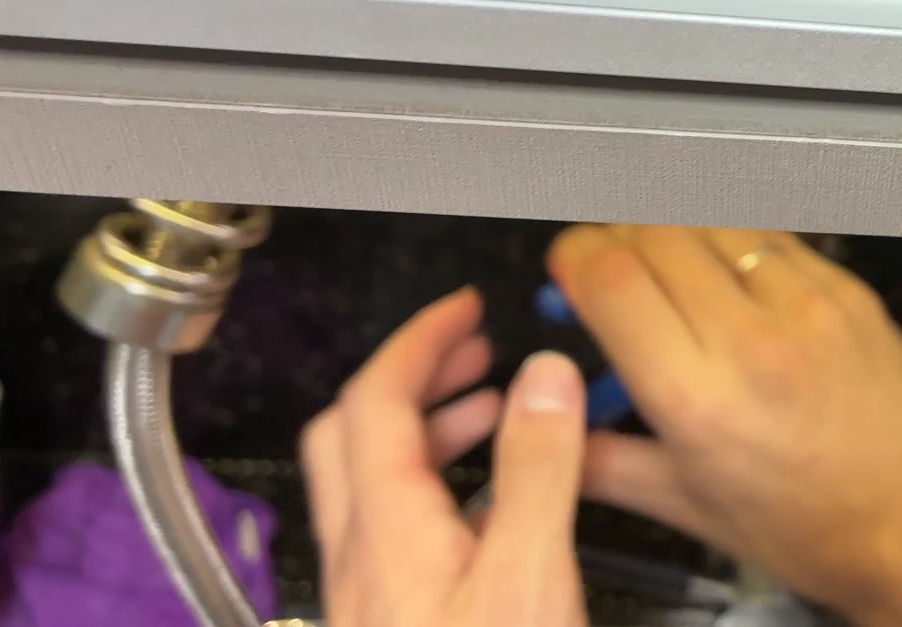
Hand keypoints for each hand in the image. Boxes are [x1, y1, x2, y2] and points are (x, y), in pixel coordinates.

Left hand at [300, 287, 589, 626]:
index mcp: (389, 536)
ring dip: (437, 423)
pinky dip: (456, 477)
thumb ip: (537, 469)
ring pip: (382, 482)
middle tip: (483, 346)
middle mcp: (367, 559)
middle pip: (355, 438)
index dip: (416, 341)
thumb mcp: (528, 578)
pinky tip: (506, 493)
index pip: (373, 406)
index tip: (469, 305)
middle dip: (418, 375)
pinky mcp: (410, 618)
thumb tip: (546, 370)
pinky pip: (415, 524)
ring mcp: (383, 596)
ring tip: (504, 405)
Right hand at [549, 225, 901, 618]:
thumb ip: (606, 461)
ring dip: (677, 234)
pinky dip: (737, 245)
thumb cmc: (807, 523)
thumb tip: (554, 421)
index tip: (569, 259)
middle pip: (659, 237)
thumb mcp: (692, 508)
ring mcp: (808, 304)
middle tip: (612, 259)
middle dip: (619, 237)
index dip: (577, 255)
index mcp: (700, 400)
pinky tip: (733, 272)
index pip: (615, 283)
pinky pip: (773, 239)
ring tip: (670, 265)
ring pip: (716, 225)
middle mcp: (753, 339)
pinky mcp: (847, 289)